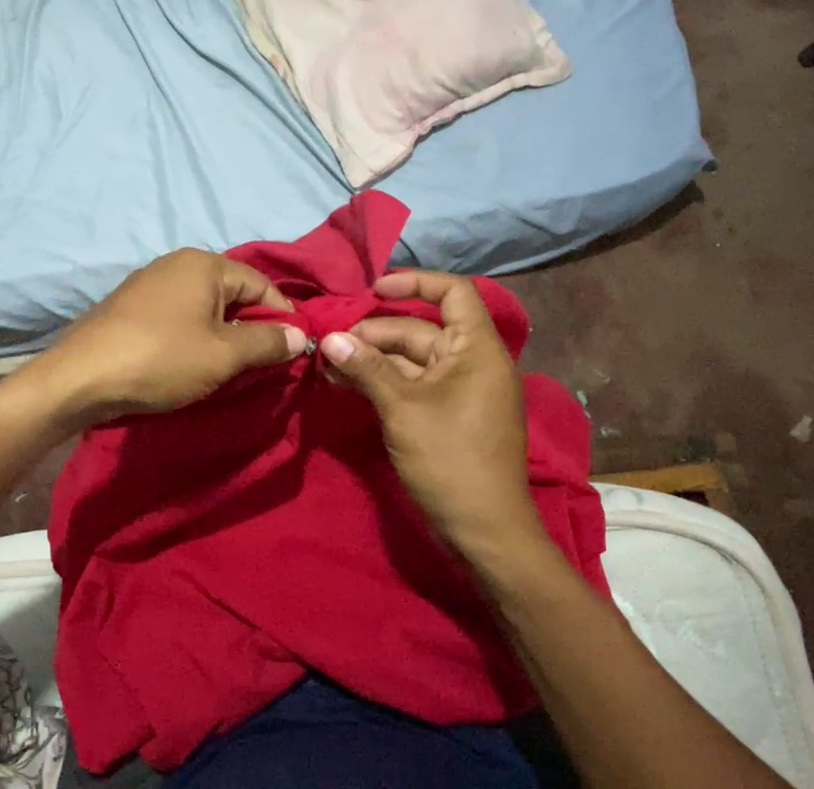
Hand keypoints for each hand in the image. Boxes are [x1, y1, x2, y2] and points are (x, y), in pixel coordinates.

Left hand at [26, 248, 307, 424]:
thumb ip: (267, 343)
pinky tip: (193, 362)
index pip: (261, 284)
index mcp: (203, 264)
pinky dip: (195, 336)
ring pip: (205, 306)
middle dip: (253, 326)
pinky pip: (179, 316)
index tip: (296, 350)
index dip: (283, 316)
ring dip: (223, 334)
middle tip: (265, 364)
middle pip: (232, 292)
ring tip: (232, 368)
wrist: (80, 378)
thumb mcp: (223, 355)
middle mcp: (176, 263)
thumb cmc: (160, 360)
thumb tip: (300, 335)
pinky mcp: (131, 307)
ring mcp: (149, 283)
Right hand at [321, 270, 548, 556]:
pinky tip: (345, 385)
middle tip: (330, 344)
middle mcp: (471, 362)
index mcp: (477, 350)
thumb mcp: (403, 410)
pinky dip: (381, 382)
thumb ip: (366, 369)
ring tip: (327, 364)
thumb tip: (330, 337)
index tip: (372, 289)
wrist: (485, 531)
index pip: (453, 293)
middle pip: (420, 328)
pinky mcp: (446, 414)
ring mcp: (459, 390)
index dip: (415, 281)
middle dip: (373, 332)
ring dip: (371, 359)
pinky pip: (411, 384)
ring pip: (410, 359)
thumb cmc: (451, 461)